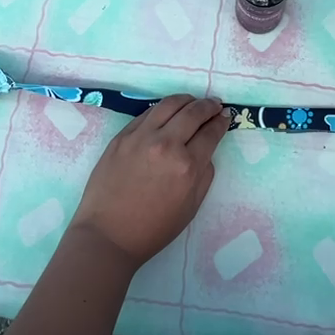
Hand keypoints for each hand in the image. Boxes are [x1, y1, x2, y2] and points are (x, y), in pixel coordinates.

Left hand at [67, 94, 229, 266]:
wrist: (109, 234)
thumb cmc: (153, 229)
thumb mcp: (191, 207)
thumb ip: (204, 175)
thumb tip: (206, 150)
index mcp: (187, 167)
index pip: (210, 133)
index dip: (220, 122)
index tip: (225, 116)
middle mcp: (166, 145)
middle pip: (193, 112)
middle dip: (208, 106)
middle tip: (214, 104)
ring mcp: (141, 137)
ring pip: (169, 104)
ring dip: (187, 100)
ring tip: (193, 102)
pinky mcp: (123, 135)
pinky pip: (148, 113)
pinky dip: (163, 108)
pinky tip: (168, 112)